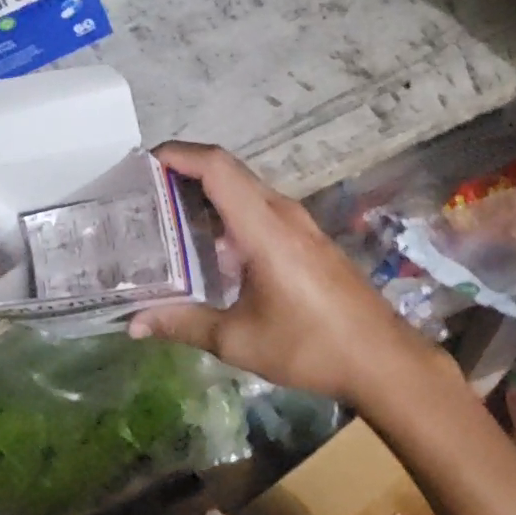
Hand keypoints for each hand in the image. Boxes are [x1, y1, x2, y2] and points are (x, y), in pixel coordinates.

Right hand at [128, 143, 450, 404]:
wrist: (382, 359)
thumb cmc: (311, 347)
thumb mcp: (238, 340)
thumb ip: (183, 324)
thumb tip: (133, 323)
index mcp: (264, 228)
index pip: (216, 167)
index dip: (178, 155)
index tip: (143, 163)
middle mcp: (282, 214)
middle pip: (228, 171)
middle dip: (183, 172)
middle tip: (142, 193)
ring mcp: (299, 224)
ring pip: (245, 190)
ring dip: (206, 194)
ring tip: (166, 217)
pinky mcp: (307, 239)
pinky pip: (260, 209)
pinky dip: (228, 214)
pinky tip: (209, 248)